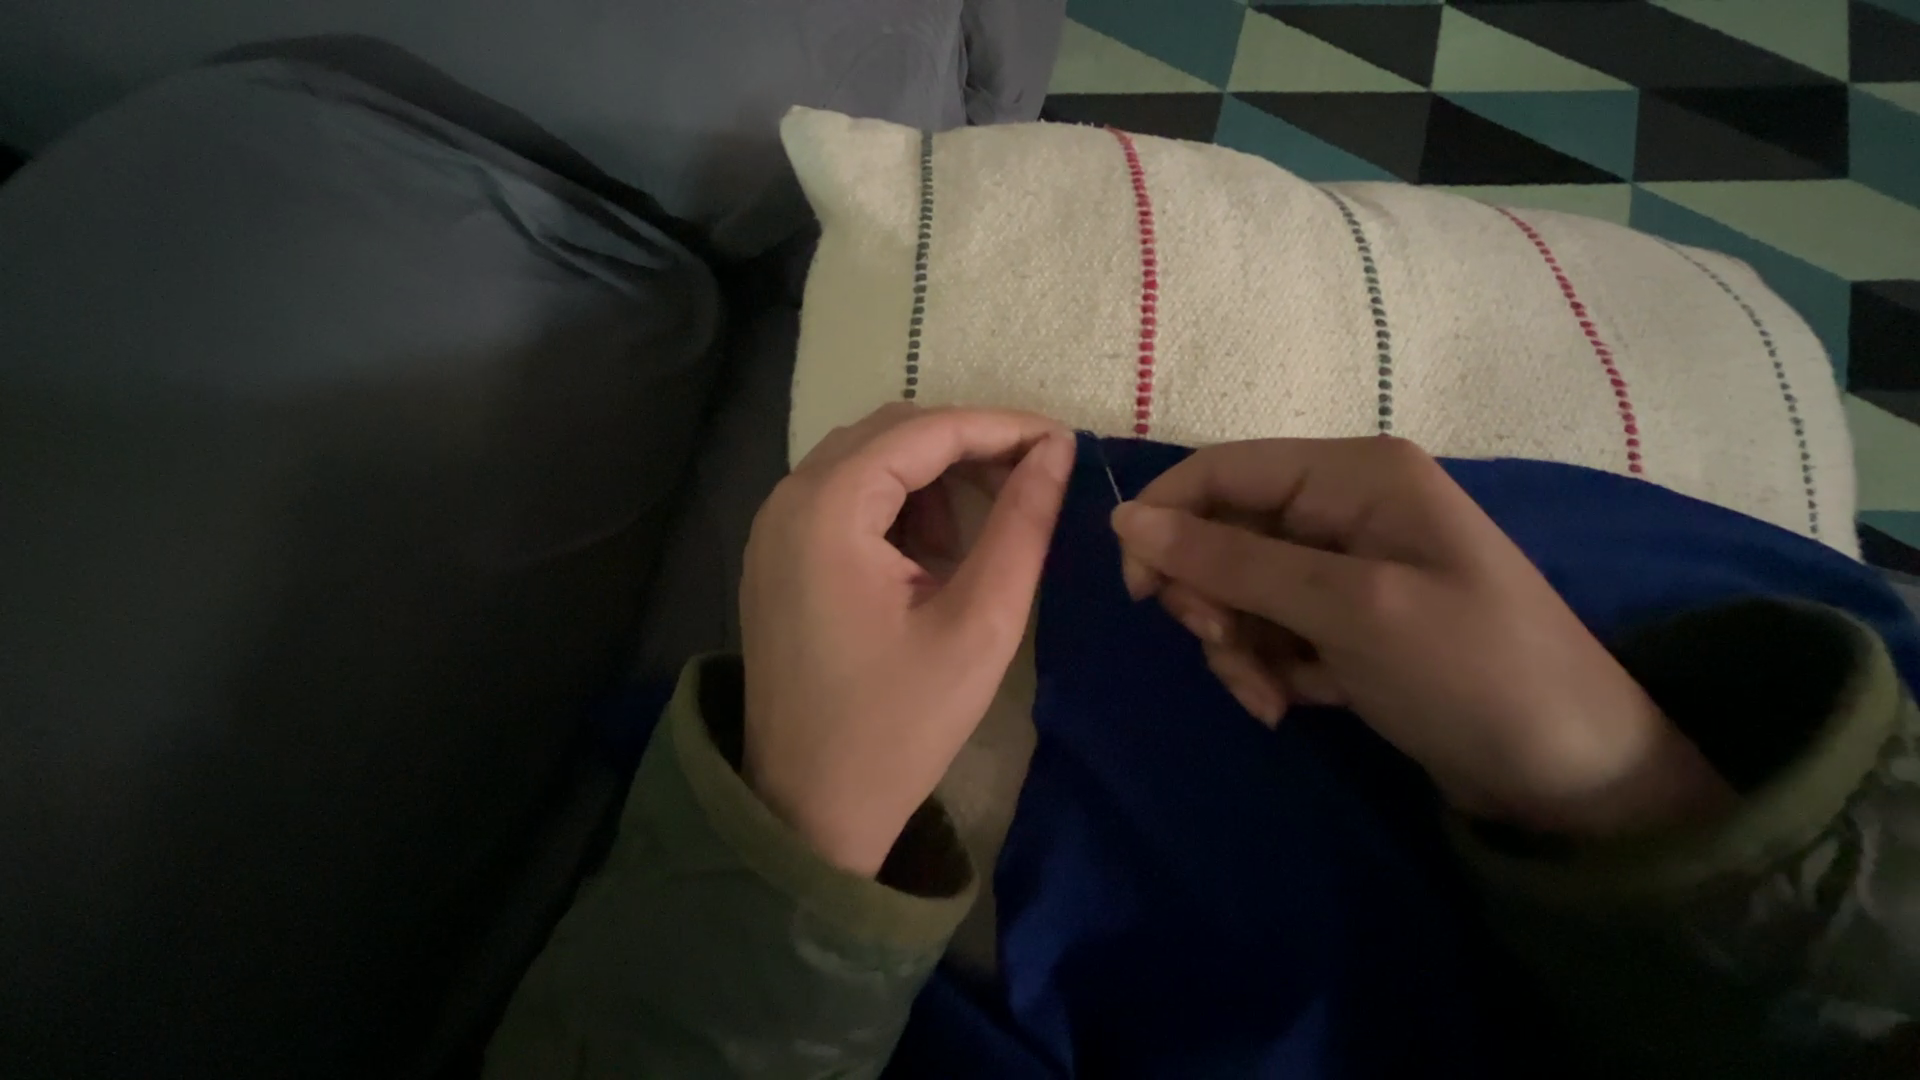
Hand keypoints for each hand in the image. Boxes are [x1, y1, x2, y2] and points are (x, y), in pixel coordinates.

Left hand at [739, 404, 1074, 876]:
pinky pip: (842, 499)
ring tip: (973, 540)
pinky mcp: (776, 556)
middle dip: (965, 448)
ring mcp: (772, 528)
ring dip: (929, 480)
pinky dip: (895, 508)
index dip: (1000, 426)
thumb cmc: (900, 725)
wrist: (809, 808)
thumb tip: (1056, 451)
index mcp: (828, 510)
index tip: (1062, 441)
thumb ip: (1022, 525)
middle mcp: (787, 500)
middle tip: (1029, 480)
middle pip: (889, 434)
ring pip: (865, 462)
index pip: (924, 431)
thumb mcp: (981, 624)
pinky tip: (926, 560)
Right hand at [1109, 437, 1732, 837]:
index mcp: (1350, 474)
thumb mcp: (1347, 608)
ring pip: (1231, 587)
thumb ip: (1230, 560)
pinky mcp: (1336, 619)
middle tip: (1223, 644)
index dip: (1163, 521)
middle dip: (1207, 595)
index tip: (1139, 592)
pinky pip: (1261, 627)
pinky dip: (1261, 665)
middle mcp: (1337, 507)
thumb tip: (1123, 518)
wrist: (1573, 778)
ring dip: (1231, 642)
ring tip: (1266, 695)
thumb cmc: (1471, 671)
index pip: (1217, 471)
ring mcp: (1337, 566)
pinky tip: (1288, 704)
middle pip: (1218, 532)